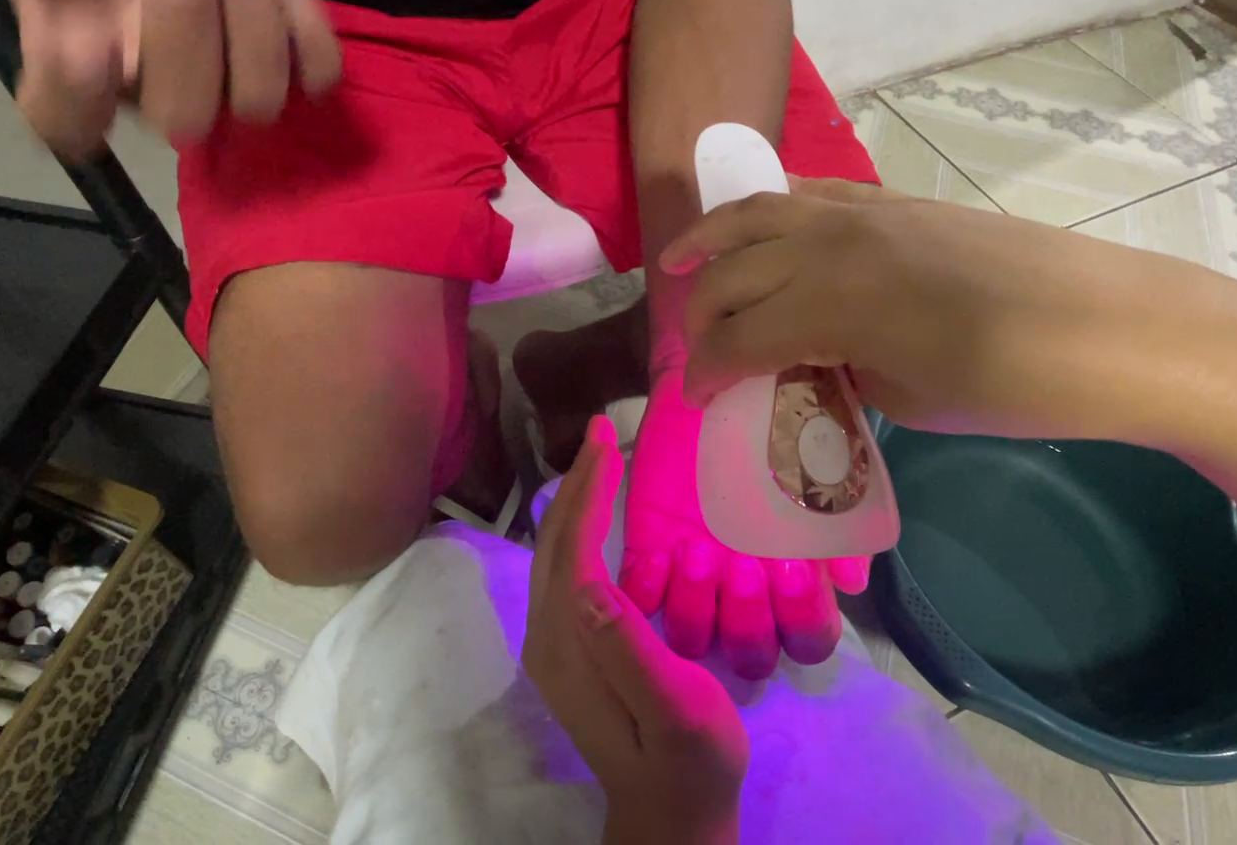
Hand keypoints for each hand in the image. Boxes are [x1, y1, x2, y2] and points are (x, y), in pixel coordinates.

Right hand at [0, 0, 340, 158]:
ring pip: (259, 99)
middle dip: (187, 32)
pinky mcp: (291, 64)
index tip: (89, 36)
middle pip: (186, 118)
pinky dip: (307, 29)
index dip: (83, 97)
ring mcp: (230, 88)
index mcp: (80, 76)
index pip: (71, 127)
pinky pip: (318, 70)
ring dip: (251, 17)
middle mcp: (158, 97)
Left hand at [525, 416, 747, 844]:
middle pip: (554, 541)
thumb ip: (628, 651)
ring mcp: (552, 642)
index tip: (606, 438)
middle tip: (602, 431)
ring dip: (574, 500)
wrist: (670, 815)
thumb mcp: (675, 712)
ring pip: (554, 552)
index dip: (587, 489)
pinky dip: (579, 527)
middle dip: (576, 481)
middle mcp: (547, 636)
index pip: (571, 546)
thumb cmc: (689, 762)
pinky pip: (564, 568)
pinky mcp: (566, 647)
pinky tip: (597, 513)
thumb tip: (589, 585)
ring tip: (600, 458)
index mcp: (571, 644)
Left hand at [621, 370, 867, 678]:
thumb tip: (850, 582)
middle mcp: (741, 587)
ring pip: (693, 636)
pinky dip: (646, 587)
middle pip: (751, 653)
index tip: (793, 566)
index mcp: (787, 574)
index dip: (802, 618)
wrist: (704, 387)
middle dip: (749, 618)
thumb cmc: (763, 426)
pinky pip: (640, 599)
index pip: (808, 638)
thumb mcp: (810, 464)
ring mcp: (690, 576)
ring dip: (696, 606)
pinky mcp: (645, 554)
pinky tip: (657, 554)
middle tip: (744, 565)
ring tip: (695, 551)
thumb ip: (837, 519)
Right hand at [660, 177, 1236, 441]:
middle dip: (700, 317)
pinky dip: (766, 209)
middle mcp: (831, 245)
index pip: (738, 339)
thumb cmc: (1010, 384)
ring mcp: (862, 213)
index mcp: (831, 307)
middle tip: (694, 351)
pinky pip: (807, 193)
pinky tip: (755, 224)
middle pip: (733, 275)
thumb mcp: (906, 399)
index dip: (705, 373)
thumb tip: (812, 357)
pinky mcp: (892, 200)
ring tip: (676, 261)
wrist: (1113, 328)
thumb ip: (840, 370)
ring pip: (756, 214)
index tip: (693, 399)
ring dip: (708, 240)